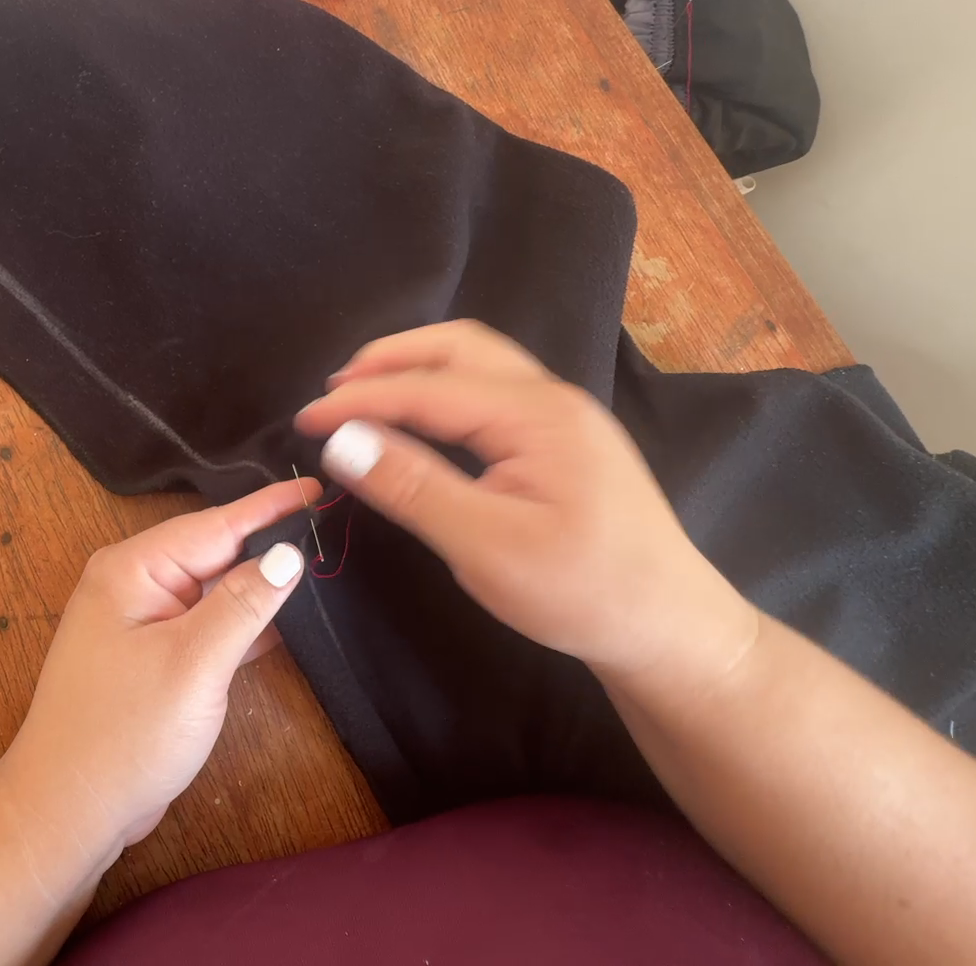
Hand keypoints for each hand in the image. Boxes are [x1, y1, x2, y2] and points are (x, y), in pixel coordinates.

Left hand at [0, 482, 313, 850]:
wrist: (69, 809)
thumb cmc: (124, 734)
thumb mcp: (192, 665)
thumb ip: (242, 605)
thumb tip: (288, 552)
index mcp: (132, 569)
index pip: (214, 525)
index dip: (270, 507)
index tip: (320, 487)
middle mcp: (135, 582)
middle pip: (214, 552)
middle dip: (268, 542)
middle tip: (331, 526)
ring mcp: (144, 618)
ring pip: (213, 589)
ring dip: (258, 585)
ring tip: (320, 563)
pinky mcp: (156, 653)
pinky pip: (207, 622)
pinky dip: (243, 622)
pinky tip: (286, 618)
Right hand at [293, 320, 756, 680]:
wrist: (670, 628)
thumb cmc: (581, 592)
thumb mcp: (486, 546)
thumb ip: (412, 486)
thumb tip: (340, 440)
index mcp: (536, 416)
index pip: (428, 389)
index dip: (359, 400)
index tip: (306, 420)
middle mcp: (550, 398)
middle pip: (458, 347)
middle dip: (389, 359)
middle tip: (334, 390)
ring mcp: (560, 415)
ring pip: (476, 361)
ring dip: (415, 366)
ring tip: (364, 393)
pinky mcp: (560, 437)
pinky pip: (489, 387)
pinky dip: (440, 387)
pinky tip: (420, 415)